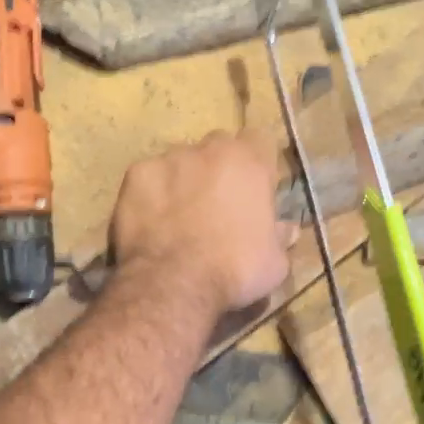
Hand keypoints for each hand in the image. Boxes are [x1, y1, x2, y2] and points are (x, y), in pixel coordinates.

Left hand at [110, 132, 289, 314]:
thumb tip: (286, 228)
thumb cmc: (235, 271)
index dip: (256, 163)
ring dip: (183, 179)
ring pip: (180, 160)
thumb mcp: (274, 262)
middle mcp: (210, 150)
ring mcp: (170, 159)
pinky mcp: (137, 174)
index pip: (258, 140)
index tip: (253, 187)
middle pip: (218, 146)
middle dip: (219, 167)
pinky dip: (151, 193)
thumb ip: (279, 236)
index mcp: (250, 163)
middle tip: (216, 202)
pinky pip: (148, 177)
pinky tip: (151, 220)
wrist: (173, 283)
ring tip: (178, 216)